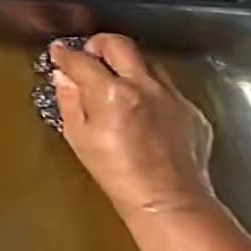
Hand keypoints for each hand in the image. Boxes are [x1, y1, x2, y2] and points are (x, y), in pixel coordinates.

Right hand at [49, 34, 214, 218]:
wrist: (170, 206)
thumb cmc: (119, 176)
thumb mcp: (79, 138)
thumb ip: (69, 101)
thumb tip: (63, 77)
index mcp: (112, 93)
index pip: (80, 59)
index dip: (64, 54)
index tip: (59, 53)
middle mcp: (144, 87)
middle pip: (118, 44)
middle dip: (99, 44)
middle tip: (89, 55)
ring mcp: (172, 97)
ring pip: (146, 62)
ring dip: (128, 66)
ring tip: (118, 82)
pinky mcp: (192, 111)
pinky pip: (167, 88)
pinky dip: (151, 91)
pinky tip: (144, 110)